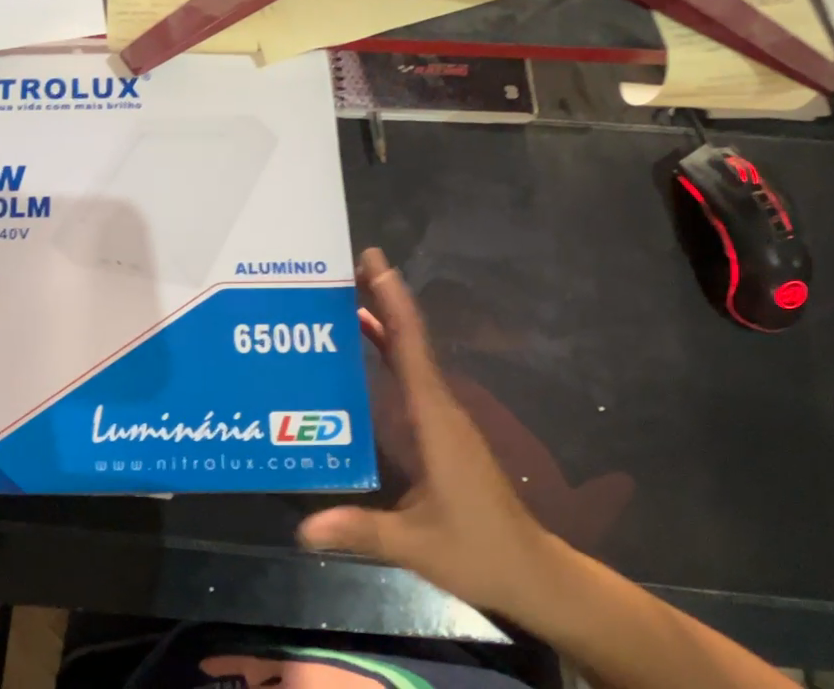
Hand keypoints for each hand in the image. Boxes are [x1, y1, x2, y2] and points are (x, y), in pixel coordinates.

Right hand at [298, 249, 562, 616]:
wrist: (531, 572)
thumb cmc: (479, 551)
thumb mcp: (416, 543)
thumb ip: (360, 530)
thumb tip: (302, 529)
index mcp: (436, 421)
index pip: (412, 349)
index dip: (393, 303)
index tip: (374, 262)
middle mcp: (441, 410)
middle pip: (410, 343)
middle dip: (383, 302)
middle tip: (345, 268)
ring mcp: (443, 420)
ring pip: (411, 359)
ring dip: (384, 326)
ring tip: (346, 298)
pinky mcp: (441, 435)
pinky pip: (411, 380)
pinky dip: (388, 356)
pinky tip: (365, 354)